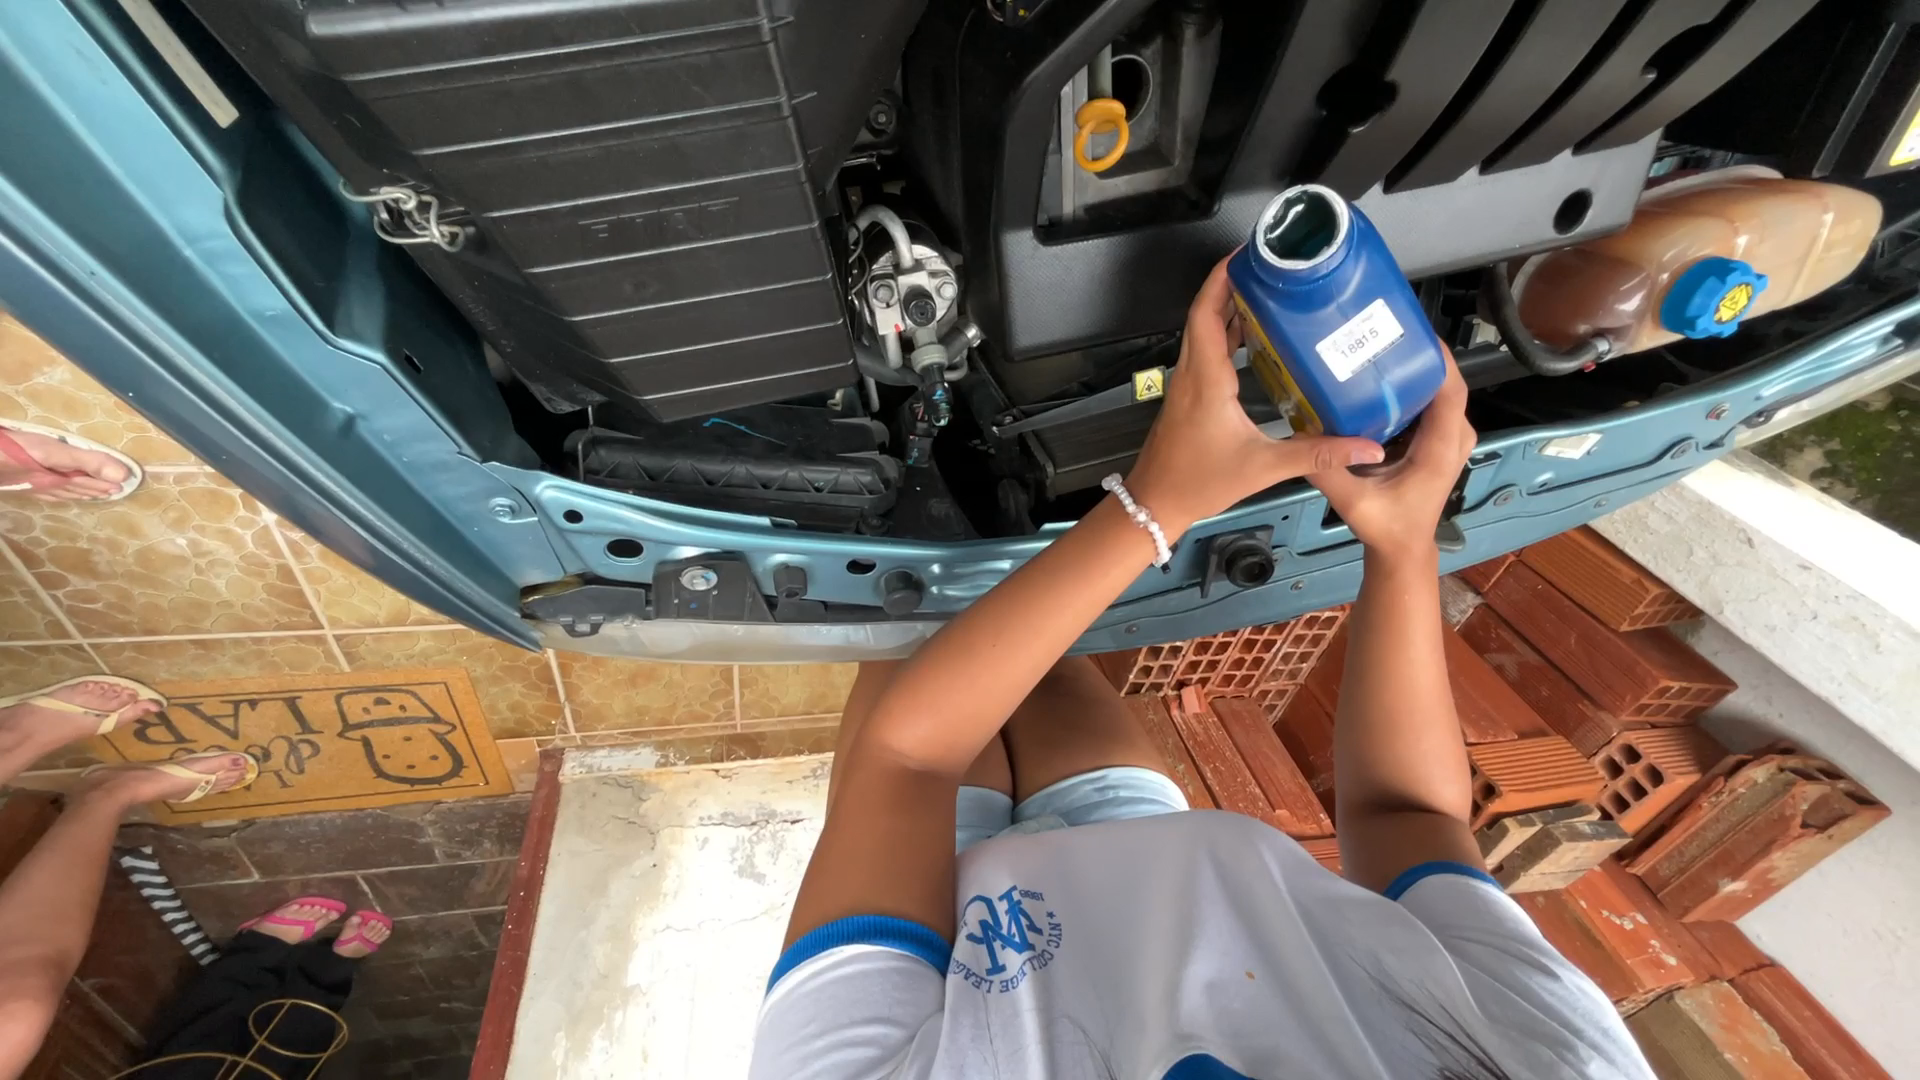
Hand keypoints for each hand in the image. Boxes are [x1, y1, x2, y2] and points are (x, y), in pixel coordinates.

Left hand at [1125, 255, 1386, 536]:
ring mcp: (1186, 386)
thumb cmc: (1194, 484)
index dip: (1223, 278)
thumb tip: (1365, 446)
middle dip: (1235, 285)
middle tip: (1270, 268)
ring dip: (1230, 310)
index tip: (1248, 254)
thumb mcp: (1262, 467)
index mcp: (1205, 379)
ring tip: (1268, 294)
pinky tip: (1251, 340)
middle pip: (1206, 314)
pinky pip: (1204, 353)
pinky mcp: (1188, 398)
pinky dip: (1226, 336)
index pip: (1207, 312)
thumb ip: (1316, 453)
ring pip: (1203, 333)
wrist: (1155, 504)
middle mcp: (1191, 375)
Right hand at [1308, 348, 1475, 561]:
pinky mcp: (1436, 441)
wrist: (1402, 548)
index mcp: (1440, 449)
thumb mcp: (1352, 502)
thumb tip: (1296, 435)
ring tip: (1378, 356)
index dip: (1437, 361)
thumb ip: (1326, 470)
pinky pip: (1428, 406)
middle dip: (1418, 360)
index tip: (1412, 335)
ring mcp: (1448, 438)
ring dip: (1412, 375)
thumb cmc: (1385, 526)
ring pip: (1437, 394)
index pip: (1450, 393)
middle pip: (1444, 386)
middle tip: (1382, 340)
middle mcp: (1453, 438)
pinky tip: (1378, 385)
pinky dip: (1408, 392)